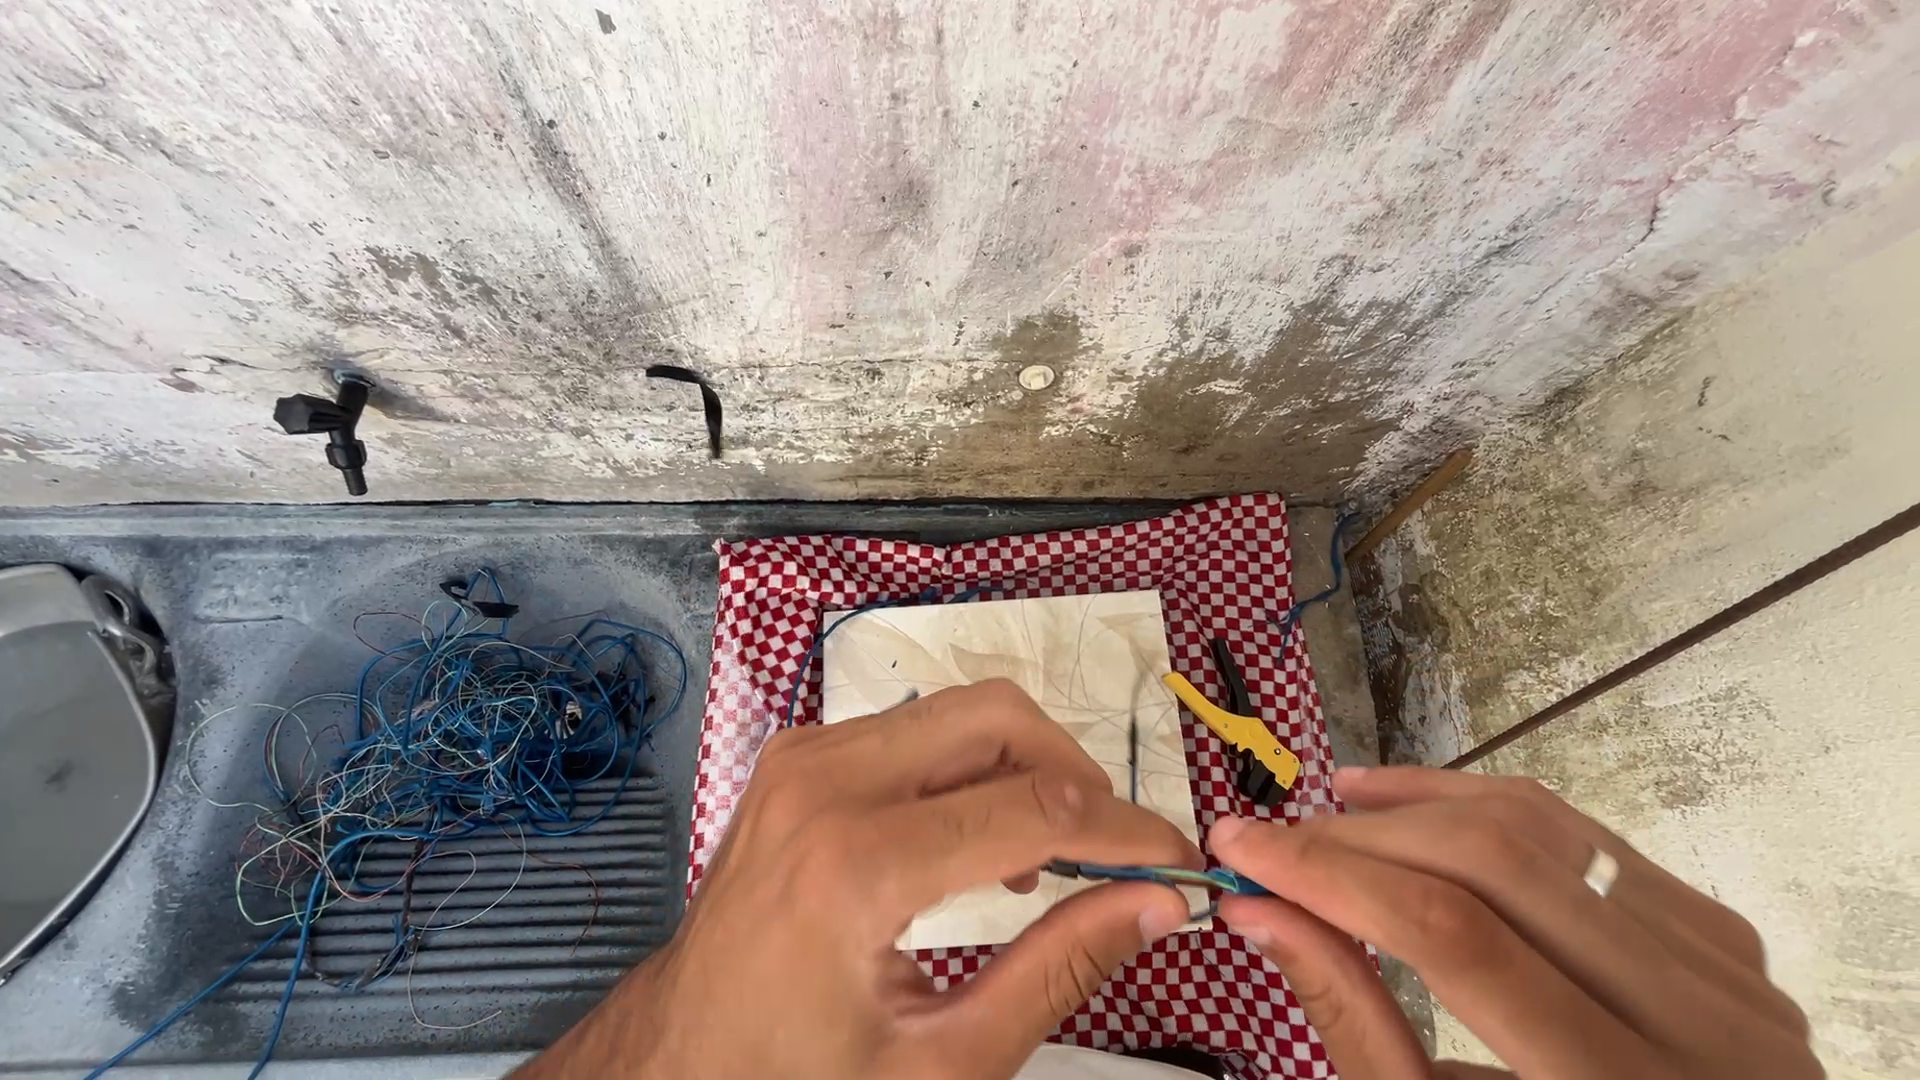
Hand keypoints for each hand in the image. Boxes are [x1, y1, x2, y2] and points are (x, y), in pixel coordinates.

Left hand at [513, 679, 1200, 1079]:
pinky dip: (970, 764)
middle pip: (997, 718)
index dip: (1123, 829)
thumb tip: (1152, 902)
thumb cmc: (798, 1074)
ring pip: (959, 710)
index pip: (1033, 808)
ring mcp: (807, 752)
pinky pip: (916, 727)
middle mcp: (827, 779)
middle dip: (1074, 772)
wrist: (679, 1051)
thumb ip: (1059, 969)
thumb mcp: (942, 1060)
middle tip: (1106, 846)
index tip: (1173, 858)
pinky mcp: (803, 750)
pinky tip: (974, 834)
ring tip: (1038, 853)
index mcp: (856, 863)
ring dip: (1023, 764)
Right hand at [1210, 766, 1817, 1079]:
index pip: (1450, 934)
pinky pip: (1564, 826)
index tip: (1234, 846)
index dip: (1328, 876)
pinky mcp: (1712, 925)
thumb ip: (1347, 1012)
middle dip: (1353, 838)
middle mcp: (1702, 1020)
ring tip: (1326, 812)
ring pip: (1527, 824)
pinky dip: (1463, 799)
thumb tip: (1254, 906)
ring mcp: (1722, 963)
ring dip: (1403, 806)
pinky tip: (1396, 801)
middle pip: (1488, 861)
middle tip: (1270, 843)